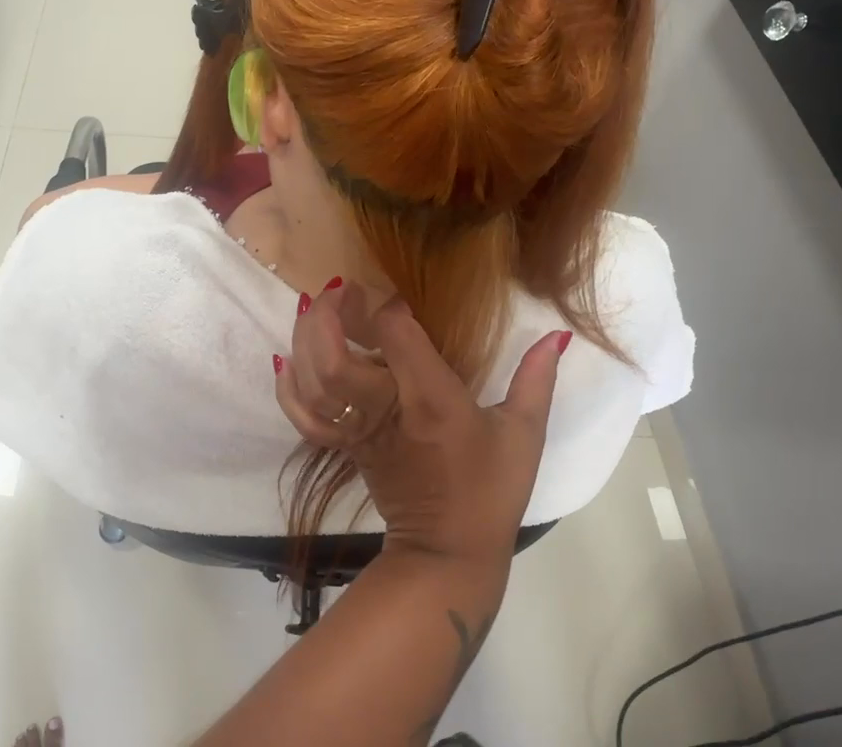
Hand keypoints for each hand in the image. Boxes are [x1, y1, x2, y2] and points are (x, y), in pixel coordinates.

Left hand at [274, 281, 569, 562]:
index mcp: (431, 401)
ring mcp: (358, 431)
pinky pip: (304, 416)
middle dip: (329, 315)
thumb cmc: (490, 491)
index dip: (388, 306)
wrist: (448, 552)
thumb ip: (536, 380)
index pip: (396, 335)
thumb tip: (554, 336)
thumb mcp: (523, 435)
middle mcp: (386, 411)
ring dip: (304, 340)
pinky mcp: (344, 446)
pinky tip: (286, 358)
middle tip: (340, 290)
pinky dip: (287, 388)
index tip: (398, 297)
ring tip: (314, 309)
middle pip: (335, 358)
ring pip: (312, 382)